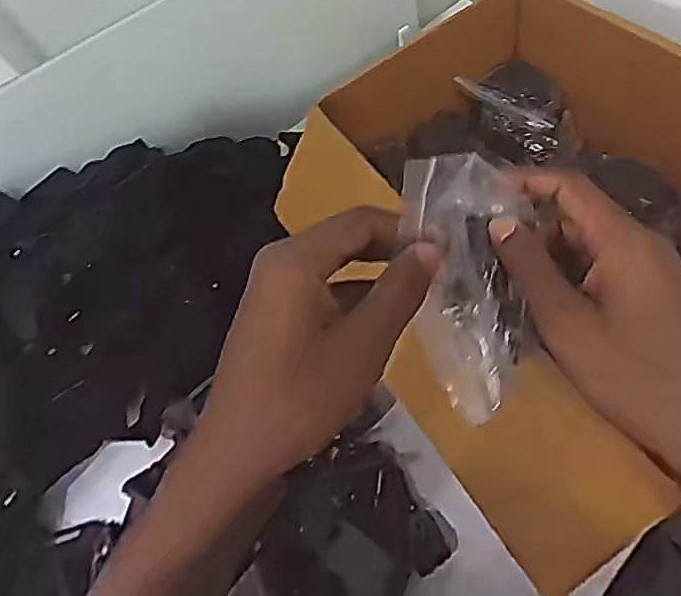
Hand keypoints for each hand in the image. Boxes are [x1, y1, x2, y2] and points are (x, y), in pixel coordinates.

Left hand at [97, 208, 438, 594]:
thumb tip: (433, 246)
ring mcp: (273, 285)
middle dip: (393, 247)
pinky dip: (354, 292)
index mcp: (296, 258)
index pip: (361, 220)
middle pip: (347, 236)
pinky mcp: (273, 311)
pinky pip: (322, 284)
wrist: (233, 460)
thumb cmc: (300, 399)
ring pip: (336, 261)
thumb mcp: (363, 345)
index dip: (406, 229)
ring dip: (376, 270)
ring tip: (419, 288)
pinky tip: (382, 316)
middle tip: (437, 266)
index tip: (446, 247)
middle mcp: (280, 260)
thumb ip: (400, 289)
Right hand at [493, 173, 680, 595]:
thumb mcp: (568, 326)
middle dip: (532, 220)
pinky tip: (544, 294)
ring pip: (589, 238)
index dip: (526, 180)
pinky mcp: (654, 289)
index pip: (570, 184)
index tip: (483, 191)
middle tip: (486, 240)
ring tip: (506, 270)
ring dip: (549, 249)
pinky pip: (604, 261)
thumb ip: (531, 268)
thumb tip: (500, 222)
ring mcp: (652, 265)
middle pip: (579, 210)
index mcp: (624, 238)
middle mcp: (642, 240)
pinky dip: (571, 269)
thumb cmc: (633, 380)